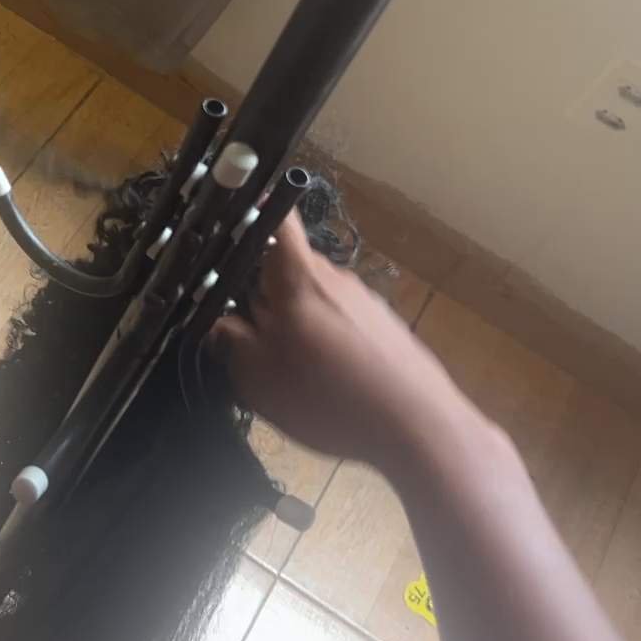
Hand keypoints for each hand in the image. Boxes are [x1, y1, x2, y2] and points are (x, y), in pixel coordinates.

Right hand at [214, 210, 478, 475]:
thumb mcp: (256, 374)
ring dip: (292, 317)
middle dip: (260, 288)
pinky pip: (339, 320)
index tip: (227, 222)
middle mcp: (335, 277)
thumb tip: (217, 321)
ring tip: (285, 362)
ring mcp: (364, 302)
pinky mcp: (386, 329)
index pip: (276, 217)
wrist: (423, 431)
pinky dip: (322, 338)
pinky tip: (324, 379)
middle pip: (286, 265)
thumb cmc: (327, 394)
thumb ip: (228, 339)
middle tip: (244, 327)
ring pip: (312, 295)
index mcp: (298, 276)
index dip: (250, 209)